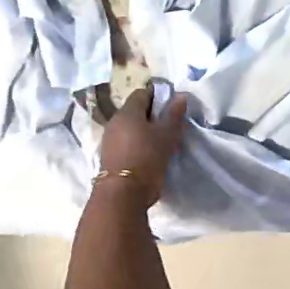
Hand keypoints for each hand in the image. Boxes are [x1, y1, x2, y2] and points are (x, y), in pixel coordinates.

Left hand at [97, 88, 189, 204]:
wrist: (123, 194)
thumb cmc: (147, 158)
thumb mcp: (166, 136)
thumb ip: (173, 115)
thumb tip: (180, 95)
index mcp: (127, 112)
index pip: (142, 93)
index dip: (158, 96)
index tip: (172, 107)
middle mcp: (114, 122)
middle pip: (135, 111)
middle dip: (153, 115)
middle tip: (171, 126)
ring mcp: (109, 140)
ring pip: (131, 127)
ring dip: (146, 131)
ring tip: (163, 142)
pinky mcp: (109, 156)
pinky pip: (126, 142)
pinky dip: (138, 144)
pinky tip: (150, 154)